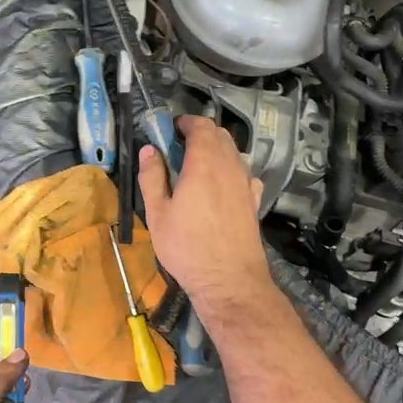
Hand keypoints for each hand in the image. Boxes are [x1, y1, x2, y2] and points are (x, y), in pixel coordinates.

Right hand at [138, 115, 273, 309]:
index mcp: (203, 164)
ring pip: (233, 152)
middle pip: (220, 135)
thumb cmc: (186, 247)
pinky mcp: (254, 200)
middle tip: (178, 148)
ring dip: (215, 149)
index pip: (200, 127)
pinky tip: (220, 186)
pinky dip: (230, 169)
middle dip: (200, 133)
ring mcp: (246, 183)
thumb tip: (148, 150)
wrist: (229, 280)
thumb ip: (152, 178)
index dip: (185, 122)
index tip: (170, 130)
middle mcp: (229, 166)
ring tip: (196, 166)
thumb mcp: (157, 214)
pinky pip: (244, 172)